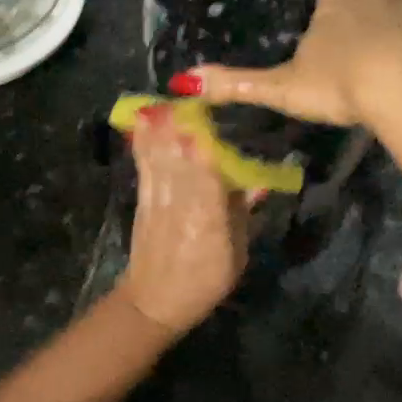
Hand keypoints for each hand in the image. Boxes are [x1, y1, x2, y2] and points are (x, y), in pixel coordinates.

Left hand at [119, 108, 250, 334]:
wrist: (154, 301)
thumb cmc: (205, 280)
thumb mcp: (236, 253)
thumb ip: (242, 215)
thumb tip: (258, 182)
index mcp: (209, 224)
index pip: (209, 182)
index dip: (206, 152)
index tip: (211, 123)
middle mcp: (182, 209)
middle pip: (182, 164)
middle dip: (182, 132)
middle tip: (187, 100)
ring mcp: (159, 203)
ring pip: (162, 162)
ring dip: (162, 131)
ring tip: (163, 102)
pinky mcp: (143, 201)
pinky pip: (145, 167)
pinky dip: (144, 144)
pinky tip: (143, 122)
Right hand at [185, 0, 401, 126]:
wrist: (399, 86)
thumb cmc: (336, 82)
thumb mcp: (281, 87)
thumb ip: (237, 84)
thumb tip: (184, 82)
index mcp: (334, 5)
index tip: (330, 10)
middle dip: (362, 9)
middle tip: (355, 42)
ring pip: (397, 6)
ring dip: (391, 23)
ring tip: (385, 55)